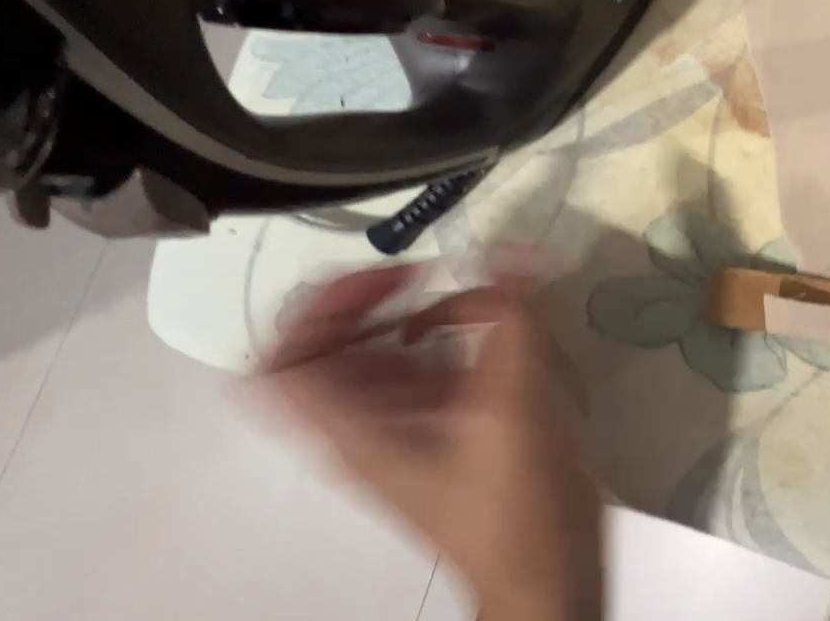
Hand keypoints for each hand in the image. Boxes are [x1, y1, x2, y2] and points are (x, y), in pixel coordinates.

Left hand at [260, 261, 601, 620]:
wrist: (547, 574)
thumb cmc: (514, 506)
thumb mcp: (512, 406)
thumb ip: (510, 323)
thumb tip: (511, 256)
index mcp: (358, 430)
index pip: (283, 364)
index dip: (319, 309)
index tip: (387, 279)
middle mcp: (372, 423)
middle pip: (332, 347)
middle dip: (375, 299)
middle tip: (429, 273)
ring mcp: (412, 424)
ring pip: (384, 350)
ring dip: (424, 311)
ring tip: (478, 297)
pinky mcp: (452, 424)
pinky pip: (435, 363)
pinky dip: (461, 332)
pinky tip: (503, 327)